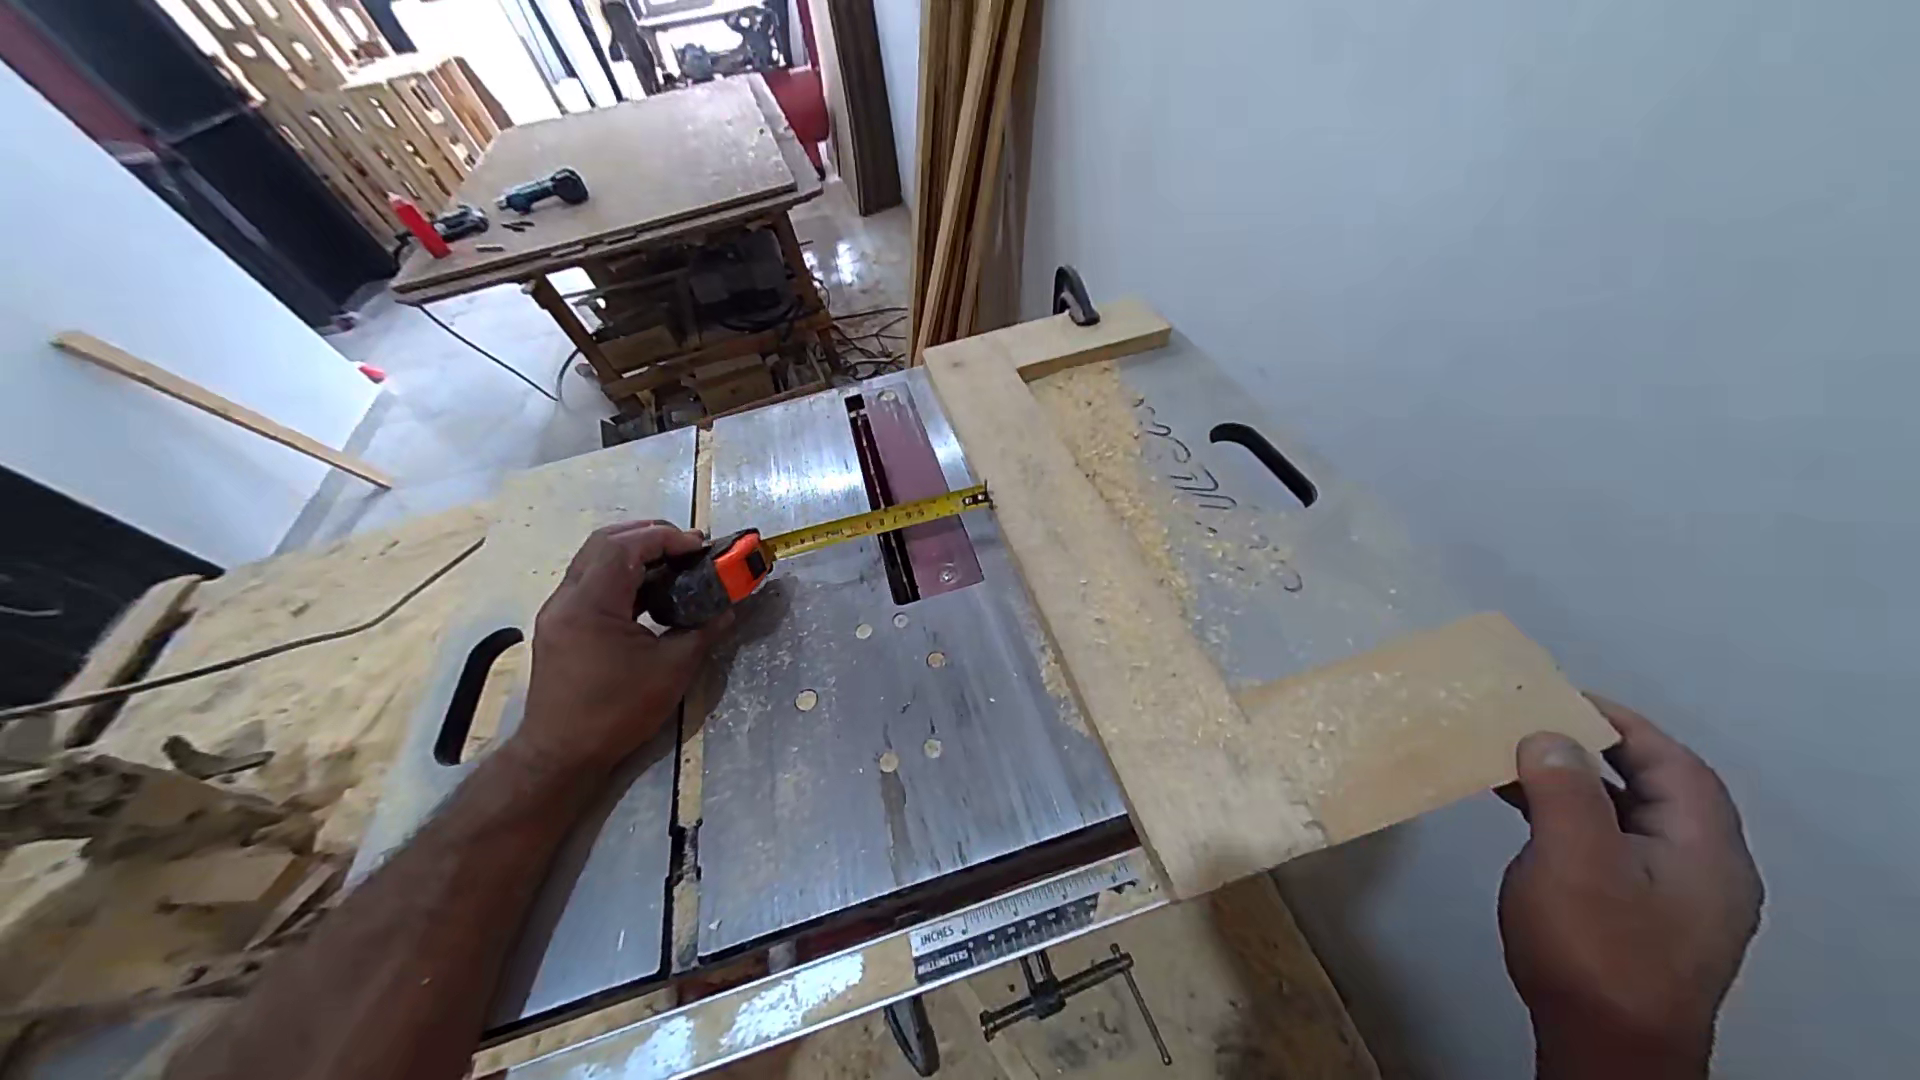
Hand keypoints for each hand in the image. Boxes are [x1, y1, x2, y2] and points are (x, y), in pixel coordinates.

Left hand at [513, 522, 732, 776]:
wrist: (563, 754)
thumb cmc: (618, 711)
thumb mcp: (673, 669)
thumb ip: (704, 630)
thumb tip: (728, 609)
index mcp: (591, 604)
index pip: (625, 546)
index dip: (666, 537)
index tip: (701, 547)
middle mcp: (567, 598)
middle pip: (606, 542)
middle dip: (651, 534)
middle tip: (689, 547)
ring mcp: (560, 610)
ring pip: (596, 559)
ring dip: (636, 552)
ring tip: (675, 563)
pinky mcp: (562, 625)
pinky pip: (593, 581)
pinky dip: (625, 573)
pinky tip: (652, 590)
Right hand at [1497, 695, 1762, 1078]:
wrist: (1604, 1041)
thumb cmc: (1595, 945)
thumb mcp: (1575, 861)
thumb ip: (1566, 792)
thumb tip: (1547, 734)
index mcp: (1703, 852)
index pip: (1676, 766)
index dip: (1623, 724)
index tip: (1561, 696)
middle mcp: (1695, 865)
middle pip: (1654, 785)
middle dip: (1594, 745)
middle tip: (1531, 718)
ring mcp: (1662, 889)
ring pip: (1623, 810)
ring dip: (1572, 776)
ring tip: (1512, 752)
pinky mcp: (1627, 904)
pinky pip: (1600, 835)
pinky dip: (1561, 807)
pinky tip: (1517, 801)